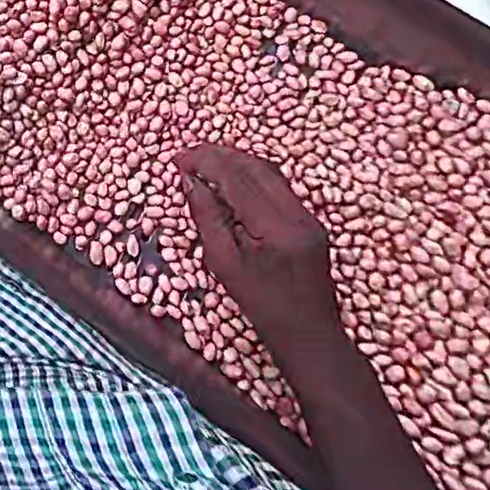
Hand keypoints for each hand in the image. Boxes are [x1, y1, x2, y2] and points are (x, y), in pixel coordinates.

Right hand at [180, 145, 343, 360]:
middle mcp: (298, 215)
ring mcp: (309, 216)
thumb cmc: (262, 305)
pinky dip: (250, 174)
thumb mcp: (223, 263)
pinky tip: (229, 178)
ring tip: (204, 160)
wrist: (310, 335)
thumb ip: (207, 216)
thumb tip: (190, 180)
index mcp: (276, 227)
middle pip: (254, 166)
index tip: (178, 159)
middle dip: (218, 155)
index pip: (236, 177)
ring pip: (268, 171)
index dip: (204, 162)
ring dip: (234, 160)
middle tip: (187, 154)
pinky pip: (277, 184)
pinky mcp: (310, 220)